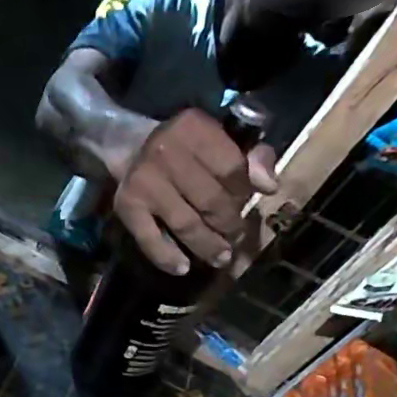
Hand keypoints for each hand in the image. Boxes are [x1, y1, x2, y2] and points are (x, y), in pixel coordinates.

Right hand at [109, 108, 278, 275]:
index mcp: (194, 128)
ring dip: (207, 246)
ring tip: (220, 258)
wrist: (129, 147)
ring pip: (186, 224)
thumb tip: (269, 187)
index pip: (231, 170)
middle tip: (234, 237)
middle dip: (228, 225)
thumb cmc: (185, 148)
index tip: (244, 205)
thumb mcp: (219, 139)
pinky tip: (182, 268)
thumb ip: (251, 157)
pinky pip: (151, 239)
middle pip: (210, 201)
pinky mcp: (127, 206)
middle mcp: (166, 152)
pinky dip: (167, 257)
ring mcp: (145, 182)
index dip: (243, 194)